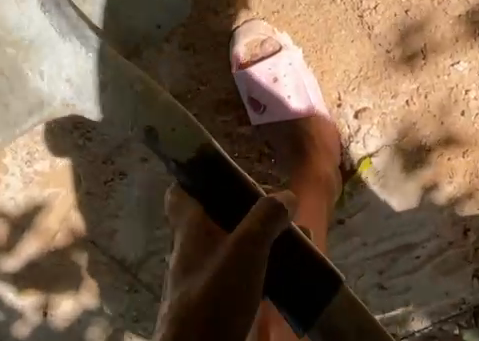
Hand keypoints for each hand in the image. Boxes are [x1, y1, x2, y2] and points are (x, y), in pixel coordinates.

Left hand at [155, 185, 295, 340]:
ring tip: (298, 240)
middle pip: (217, 217)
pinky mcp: (218, 306)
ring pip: (233, 247)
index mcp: (189, 229)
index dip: (200, 178)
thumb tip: (287, 197)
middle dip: (250, 211)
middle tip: (280, 209)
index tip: (228, 172)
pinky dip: (265, 271)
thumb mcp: (246, 249)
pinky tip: (290, 273)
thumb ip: (266, 218)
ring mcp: (205, 279)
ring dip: (263, 242)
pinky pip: (243, 278)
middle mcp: (193, 250)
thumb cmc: (214, 297)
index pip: (180, 192)